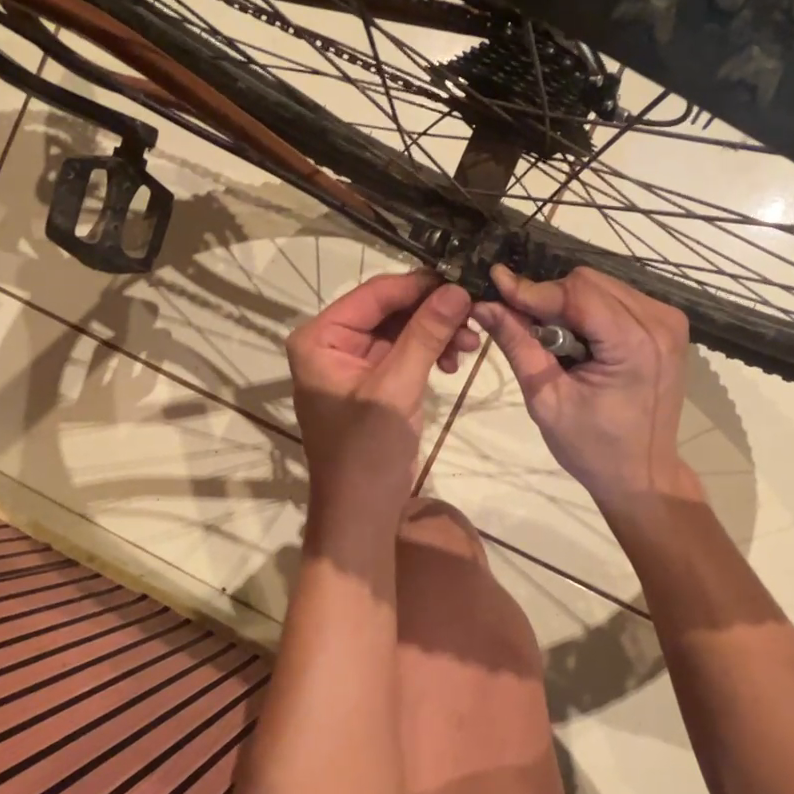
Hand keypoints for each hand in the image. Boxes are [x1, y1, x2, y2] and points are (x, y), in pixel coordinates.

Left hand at [287, 271, 479, 519]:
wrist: (361, 510)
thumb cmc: (367, 450)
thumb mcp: (397, 386)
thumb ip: (425, 334)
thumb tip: (457, 289)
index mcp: (320, 338)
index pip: (374, 295)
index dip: (420, 286)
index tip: (463, 282)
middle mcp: (331, 343)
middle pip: (389, 310)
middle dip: (432, 314)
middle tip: (474, 319)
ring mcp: (352, 364)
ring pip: (401, 330)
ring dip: (436, 334)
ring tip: (469, 347)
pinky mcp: (373, 383)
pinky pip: (404, 354)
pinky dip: (429, 354)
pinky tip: (453, 362)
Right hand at [471, 265, 693, 506]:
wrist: (642, 474)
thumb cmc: (592, 448)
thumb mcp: (546, 400)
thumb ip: (518, 346)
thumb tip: (484, 305)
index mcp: (634, 343)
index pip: (577, 293)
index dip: (533, 290)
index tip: (494, 285)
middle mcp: (660, 321)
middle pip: (590, 282)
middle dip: (550, 299)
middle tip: (523, 326)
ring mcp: (669, 321)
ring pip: (603, 286)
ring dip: (569, 305)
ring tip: (553, 341)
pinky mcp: (669, 326)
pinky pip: (618, 298)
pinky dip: (590, 311)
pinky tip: (578, 342)